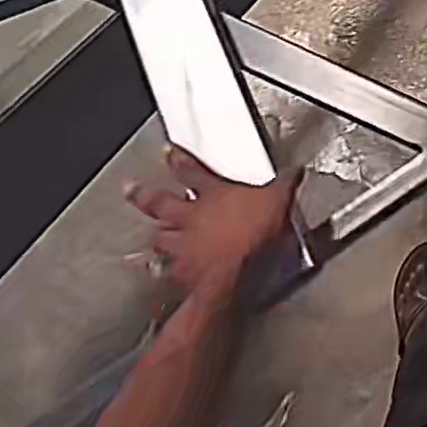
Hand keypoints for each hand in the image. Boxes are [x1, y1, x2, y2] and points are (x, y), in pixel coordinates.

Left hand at [126, 148, 300, 291]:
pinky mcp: (182, 273)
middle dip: (146, 194)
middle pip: (161, 202)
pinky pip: (166, 269)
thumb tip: (295, 171)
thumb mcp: (280, 199)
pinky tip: (158, 270)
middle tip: (131, 189)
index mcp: (214, 194)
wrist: (239, 274)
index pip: (192, 172)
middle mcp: (192, 217)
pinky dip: (162, 269)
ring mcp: (183, 246)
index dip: (179, 160)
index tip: (169, 152)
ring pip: (160, 236)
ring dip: (156, 233)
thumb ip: (286, 183)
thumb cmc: (256, 233)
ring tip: (151, 231)